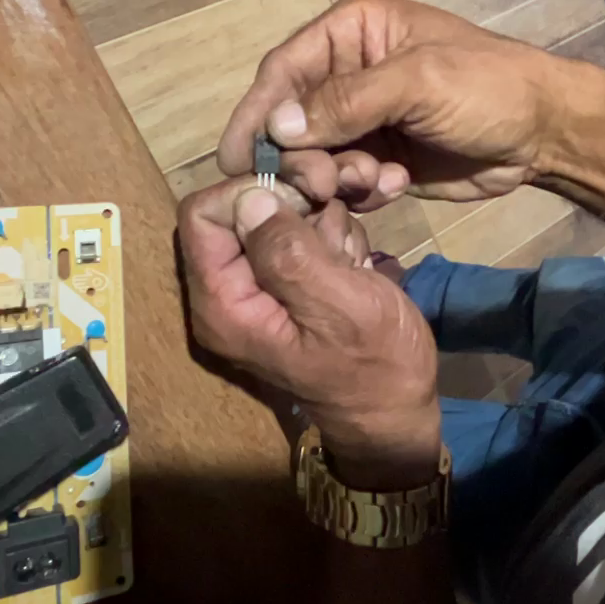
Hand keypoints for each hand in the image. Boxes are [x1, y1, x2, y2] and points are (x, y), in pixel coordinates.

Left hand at [179, 177, 440, 488]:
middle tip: (346, 215)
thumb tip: (249, 197)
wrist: (401, 411)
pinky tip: (359, 264)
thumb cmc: (376, 366)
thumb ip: (290, 253)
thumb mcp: (340, 308)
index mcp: (225, 304)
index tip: (308, 198)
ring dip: (328, 220)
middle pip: (244, 207)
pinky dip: (337, 235)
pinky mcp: (293, 282)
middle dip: (302, 200)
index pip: (203, 214)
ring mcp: (265, 284)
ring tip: (356, 261)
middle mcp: (233, 290)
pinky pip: (305, 233)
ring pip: (282, 215)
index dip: (253, 192)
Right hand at [214, 0, 580, 209]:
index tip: (235, 158)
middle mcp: (347, 72)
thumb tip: (277, 128)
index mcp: (352, 32)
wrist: (544, 133)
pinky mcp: (378, 156)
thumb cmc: (486, 87)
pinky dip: (359, 190)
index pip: (285, 70)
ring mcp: (362, 118)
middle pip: (292, 119)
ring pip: (315, 155)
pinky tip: (395, 186)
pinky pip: (344, 179)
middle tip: (321, 185)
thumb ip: (347, 102)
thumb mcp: (419, 83)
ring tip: (375, 181)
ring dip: (335, 176)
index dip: (257, 113)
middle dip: (302, 156)